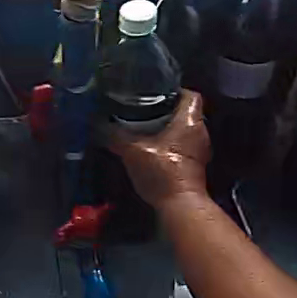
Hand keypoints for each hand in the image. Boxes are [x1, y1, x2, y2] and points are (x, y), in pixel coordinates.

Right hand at [101, 89, 209, 208]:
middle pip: (186, 113)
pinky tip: (151, 149)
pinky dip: (170, 145)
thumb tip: (96, 124)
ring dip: (168, 129)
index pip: (191, 95)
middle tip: (145, 109)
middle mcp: (200, 133)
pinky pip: (183, 147)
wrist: (180, 206)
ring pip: (185, 131)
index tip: (158, 92)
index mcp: (190, 121)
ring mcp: (200, 151)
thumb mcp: (132, 151)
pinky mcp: (195, 166)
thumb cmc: (162, 172)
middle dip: (167, 110)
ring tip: (145, 128)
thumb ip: (114, 135)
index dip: (176, 90)